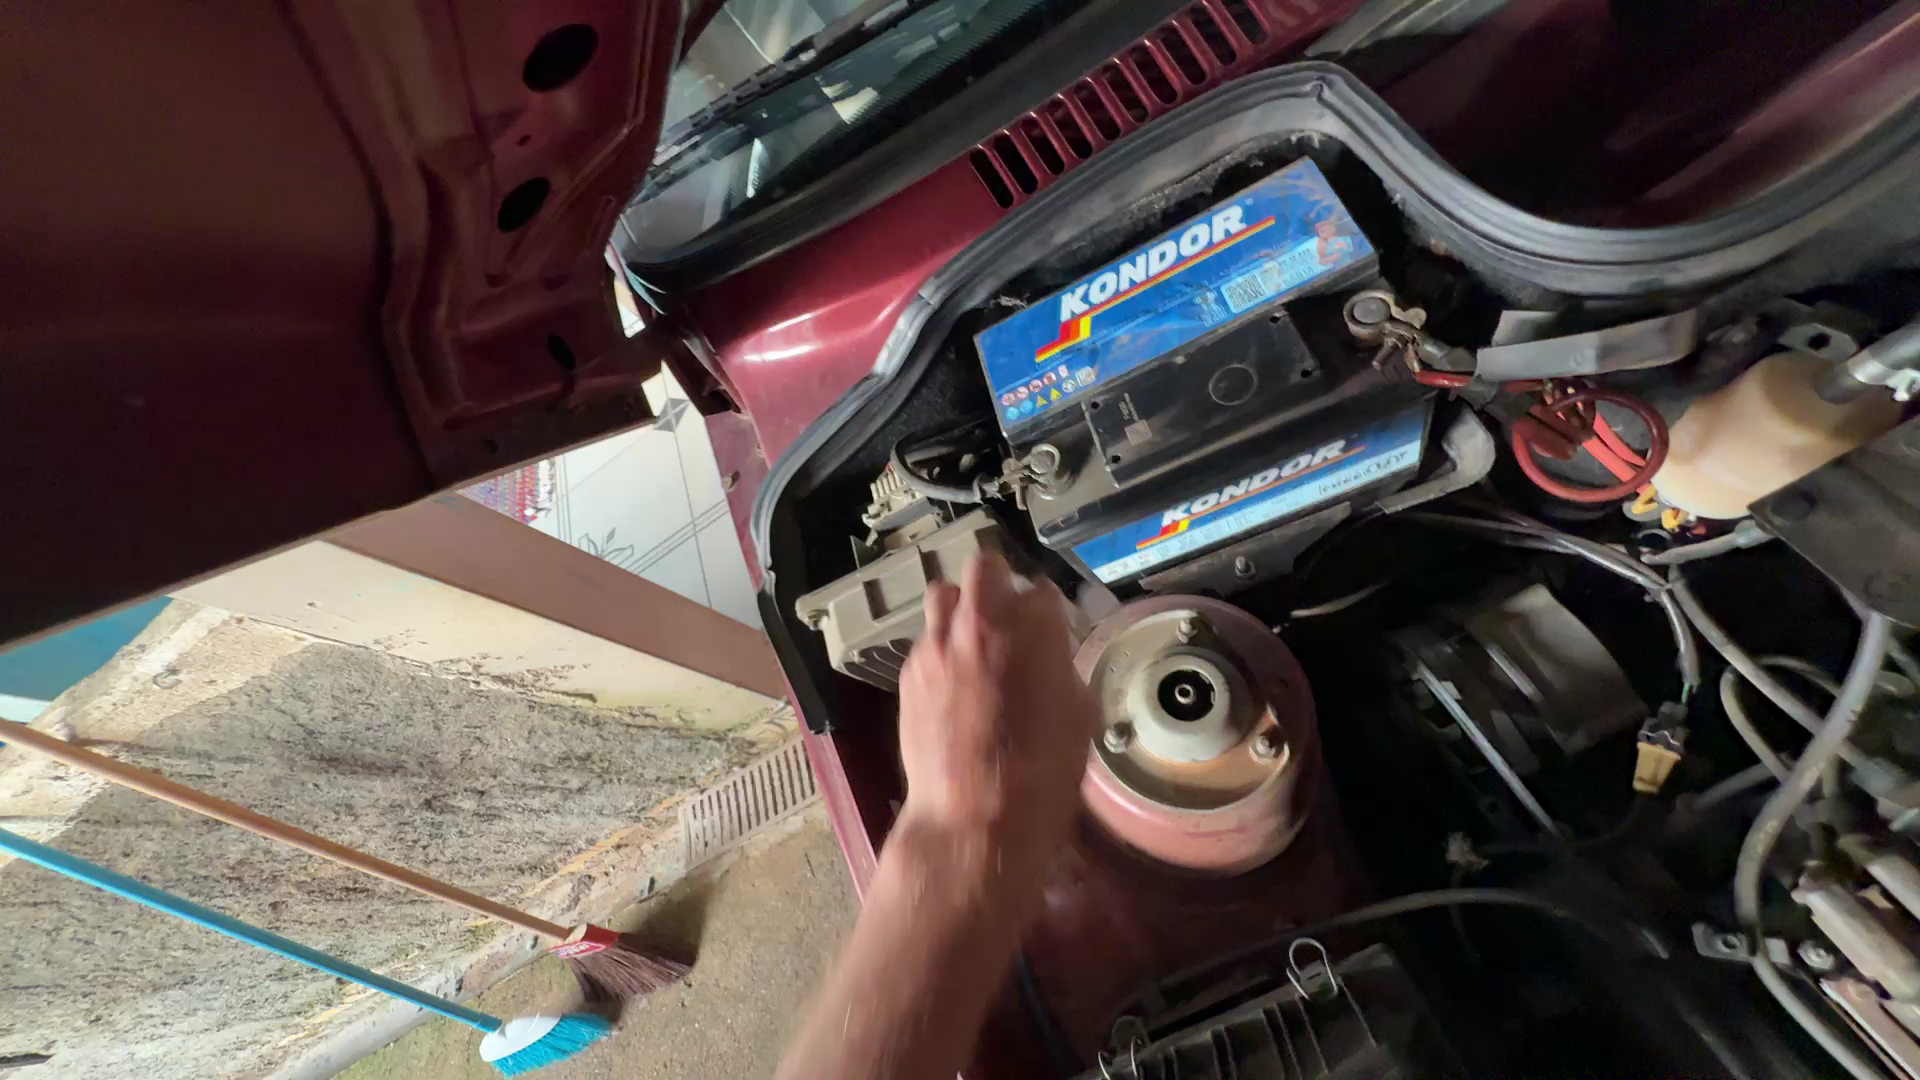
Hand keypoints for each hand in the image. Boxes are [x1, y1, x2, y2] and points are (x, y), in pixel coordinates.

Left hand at [894, 551, 1096, 869]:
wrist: (974, 814)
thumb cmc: (1042, 772)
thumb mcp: (1077, 715)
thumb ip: (1060, 668)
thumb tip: (1048, 656)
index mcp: (1033, 628)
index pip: (1041, 589)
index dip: (1046, 608)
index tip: (1046, 626)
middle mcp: (982, 622)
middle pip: (985, 565)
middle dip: (998, 581)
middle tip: (1005, 609)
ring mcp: (938, 644)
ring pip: (944, 594)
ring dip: (961, 606)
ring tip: (971, 637)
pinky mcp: (910, 670)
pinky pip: (926, 639)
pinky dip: (941, 648)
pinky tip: (951, 680)